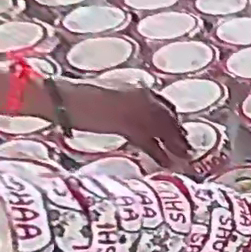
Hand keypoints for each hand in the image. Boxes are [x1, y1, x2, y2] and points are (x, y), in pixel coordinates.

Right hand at [56, 79, 191, 169]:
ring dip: (176, 146)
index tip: (179, 130)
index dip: (172, 120)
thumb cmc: (76, 95)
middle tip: (188, 148)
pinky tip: (167, 164)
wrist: (62, 97)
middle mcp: (144, 98)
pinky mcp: (130, 127)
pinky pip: (150, 144)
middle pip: (168, 119)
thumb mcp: (109, 95)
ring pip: (165, 132)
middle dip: (179, 134)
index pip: (165, 106)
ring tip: (185, 158)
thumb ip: (126, 105)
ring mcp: (138, 112)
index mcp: (139, 87)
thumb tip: (133, 120)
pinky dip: (160, 155)